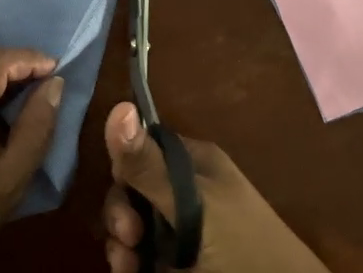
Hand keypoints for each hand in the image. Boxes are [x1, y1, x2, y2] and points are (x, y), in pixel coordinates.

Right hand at [102, 103, 330, 272]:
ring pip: (135, 228)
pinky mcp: (182, 266)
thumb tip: (119, 105)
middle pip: (134, 192)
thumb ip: (149, 165)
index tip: (123, 196)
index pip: (143, 150)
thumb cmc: (243, 249)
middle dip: (121, 214)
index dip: (125, 170)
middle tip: (128, 240)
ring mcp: (184, 234)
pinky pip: (144, 257)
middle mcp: (186, 195)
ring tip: (126, 266)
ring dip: (122, 246)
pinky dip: (131, 265)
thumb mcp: (193, 206)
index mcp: (193, 167)